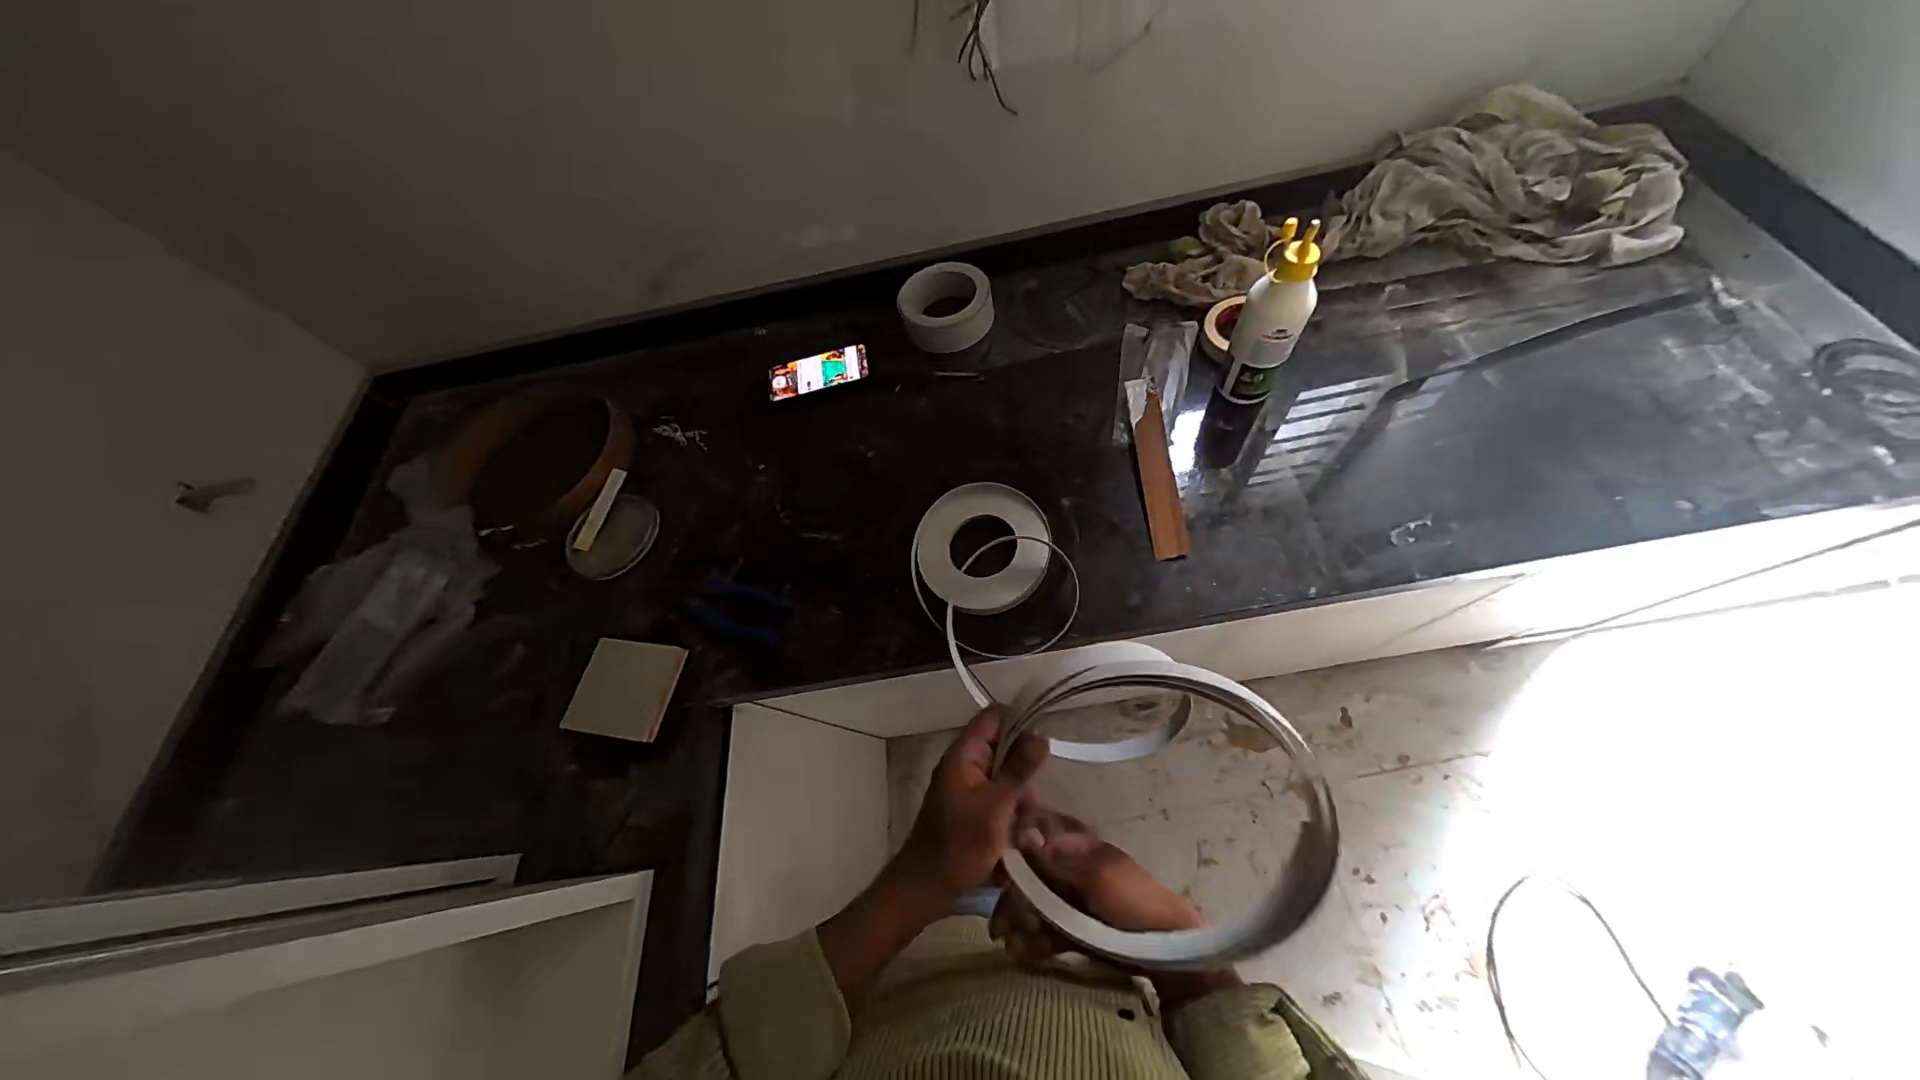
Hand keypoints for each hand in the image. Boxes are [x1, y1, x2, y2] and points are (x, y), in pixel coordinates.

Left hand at [895, 705, 1049, 905]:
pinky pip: (1000, 796)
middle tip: (1034, 795)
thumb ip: (1018, 769)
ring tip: (1026, 822)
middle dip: (1024, 766)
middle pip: (1003, 746)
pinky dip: (1012, 808)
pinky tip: (1021, 833)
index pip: (994, 716)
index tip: (1045, 738)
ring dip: (1021, 793)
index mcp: (964, 753)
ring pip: (1005, 774)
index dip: (1020, 719)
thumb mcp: (996, 806)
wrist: (927, 888)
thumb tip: (1040, 734)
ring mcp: (968, 785)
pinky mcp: (973, 807)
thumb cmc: (959, 845)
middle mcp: (965, 763)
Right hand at [990, 806, 1201, 960]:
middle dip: (1013, 899)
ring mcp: (1072, 902)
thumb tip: (1023, 835)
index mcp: (1079, 848)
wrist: (1171, 954)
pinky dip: (1032, 941)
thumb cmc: (1135, 903)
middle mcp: (1070, 870)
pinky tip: (1025, 953)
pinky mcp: (1074, 933)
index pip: (1037, 838)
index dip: (1015, 853)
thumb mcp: (1099, 876)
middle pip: (1029, 877)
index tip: (998, 874)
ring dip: (1018, 923)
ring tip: (1012, 944)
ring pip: (1033, 906)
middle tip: (999, 926)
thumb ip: (1060, 859)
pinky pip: (1045, 932)